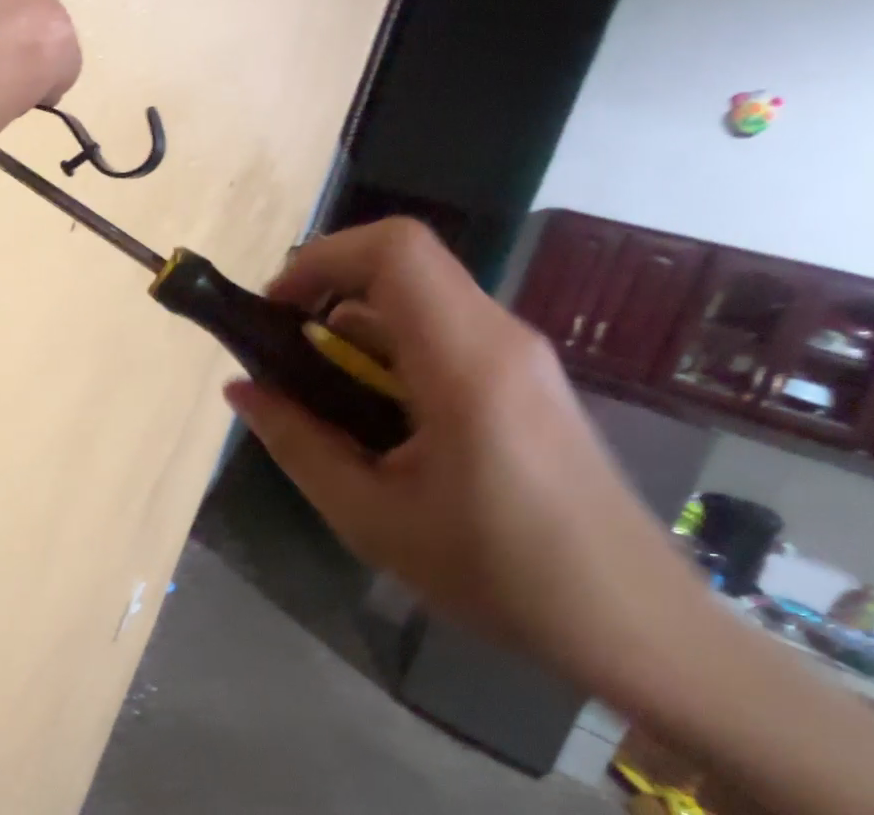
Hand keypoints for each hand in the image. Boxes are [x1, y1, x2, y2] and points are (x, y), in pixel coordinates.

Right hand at [224, 219, 703, 686]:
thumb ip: (297, 443)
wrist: (634, 623)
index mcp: (465, 364)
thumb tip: (239, 389)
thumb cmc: (498, 574)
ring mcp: (521, 355)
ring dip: (358, 326)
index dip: (322, 259)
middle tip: (287, 356)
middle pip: (403, 265)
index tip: (277, 311)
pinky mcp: (528, 378)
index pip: (394, 250)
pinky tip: (378, 418)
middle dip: (329, 291)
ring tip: (324, 396)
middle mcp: (500, 339)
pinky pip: (445, 330)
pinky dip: (392, 348)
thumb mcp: (371, 518)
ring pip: (422, 297)